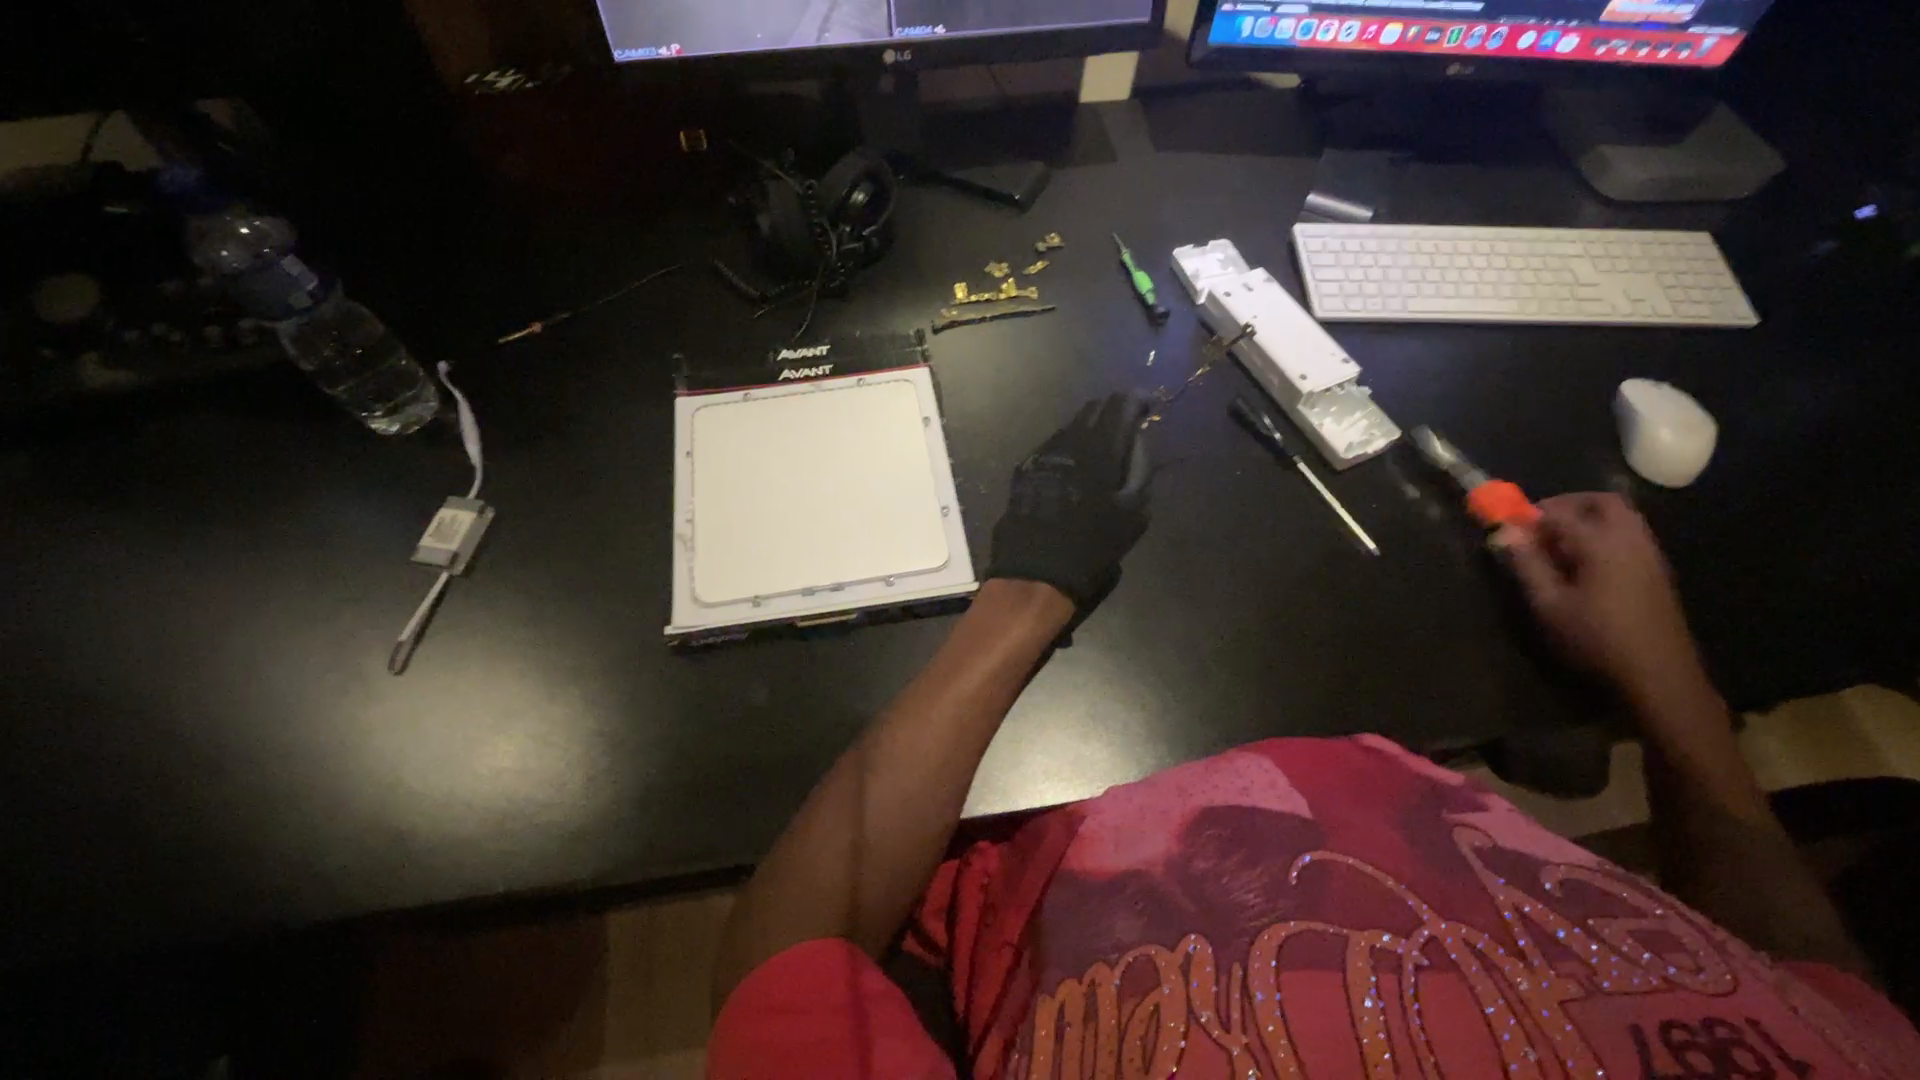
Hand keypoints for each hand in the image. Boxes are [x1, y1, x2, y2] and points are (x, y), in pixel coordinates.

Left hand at [986, 393, 1151, 612]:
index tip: (1149, 406)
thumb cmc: (1093, 547)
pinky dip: (1069, 447)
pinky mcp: (1024, 469)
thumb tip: (1138, 439)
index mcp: (1100, 450)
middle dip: (1113, 411)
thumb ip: (1140, 468)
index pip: (1121, 405)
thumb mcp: (1134, 513)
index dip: (1139, 400)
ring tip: (1102, 447)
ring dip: (1090, 429)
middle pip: (1093, 409)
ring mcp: (1042, 454)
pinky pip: (1052, 446)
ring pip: (1070, 426)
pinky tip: (1074, 467)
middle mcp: (1068, 442)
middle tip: (1128, 424)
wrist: (1036, 572)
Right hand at [1501, 493, 1707, 704]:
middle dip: (1567, 504)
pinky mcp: (1657, 571)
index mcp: (1602, 544)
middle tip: (1539, 523)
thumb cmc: (1595, 637)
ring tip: (1558, 544)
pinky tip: (1585, 563)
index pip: (1560, 513)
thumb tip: (1505, 533)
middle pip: (1602, 502)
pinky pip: (1630, 535)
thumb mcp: (1549, 604)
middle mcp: (1631, 540)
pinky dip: (1604, 534)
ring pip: (1621, 517)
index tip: (1507, 525)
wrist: (1658, 673)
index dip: (1529, 515)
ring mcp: (1650, 554)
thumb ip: (1527, 564)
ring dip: (1587, 518)